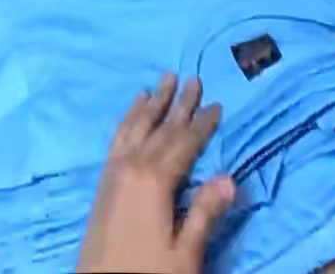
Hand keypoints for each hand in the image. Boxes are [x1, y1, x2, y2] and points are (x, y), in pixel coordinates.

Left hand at [77, 74, 234, 273]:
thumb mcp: (184, 256)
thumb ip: (205, 213)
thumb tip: (230, 177)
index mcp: (155, 180)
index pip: (184, 143)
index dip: (202, 124)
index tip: (217, 103)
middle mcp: (133, 164)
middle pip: (161, 127)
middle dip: (179, 103)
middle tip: (193, 78)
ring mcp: (115, 168)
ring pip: (137, 124)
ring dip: (152, 102)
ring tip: (163, 80)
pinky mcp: (104, 178)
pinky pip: (118, 135)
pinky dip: (128, 117)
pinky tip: (133, 108)